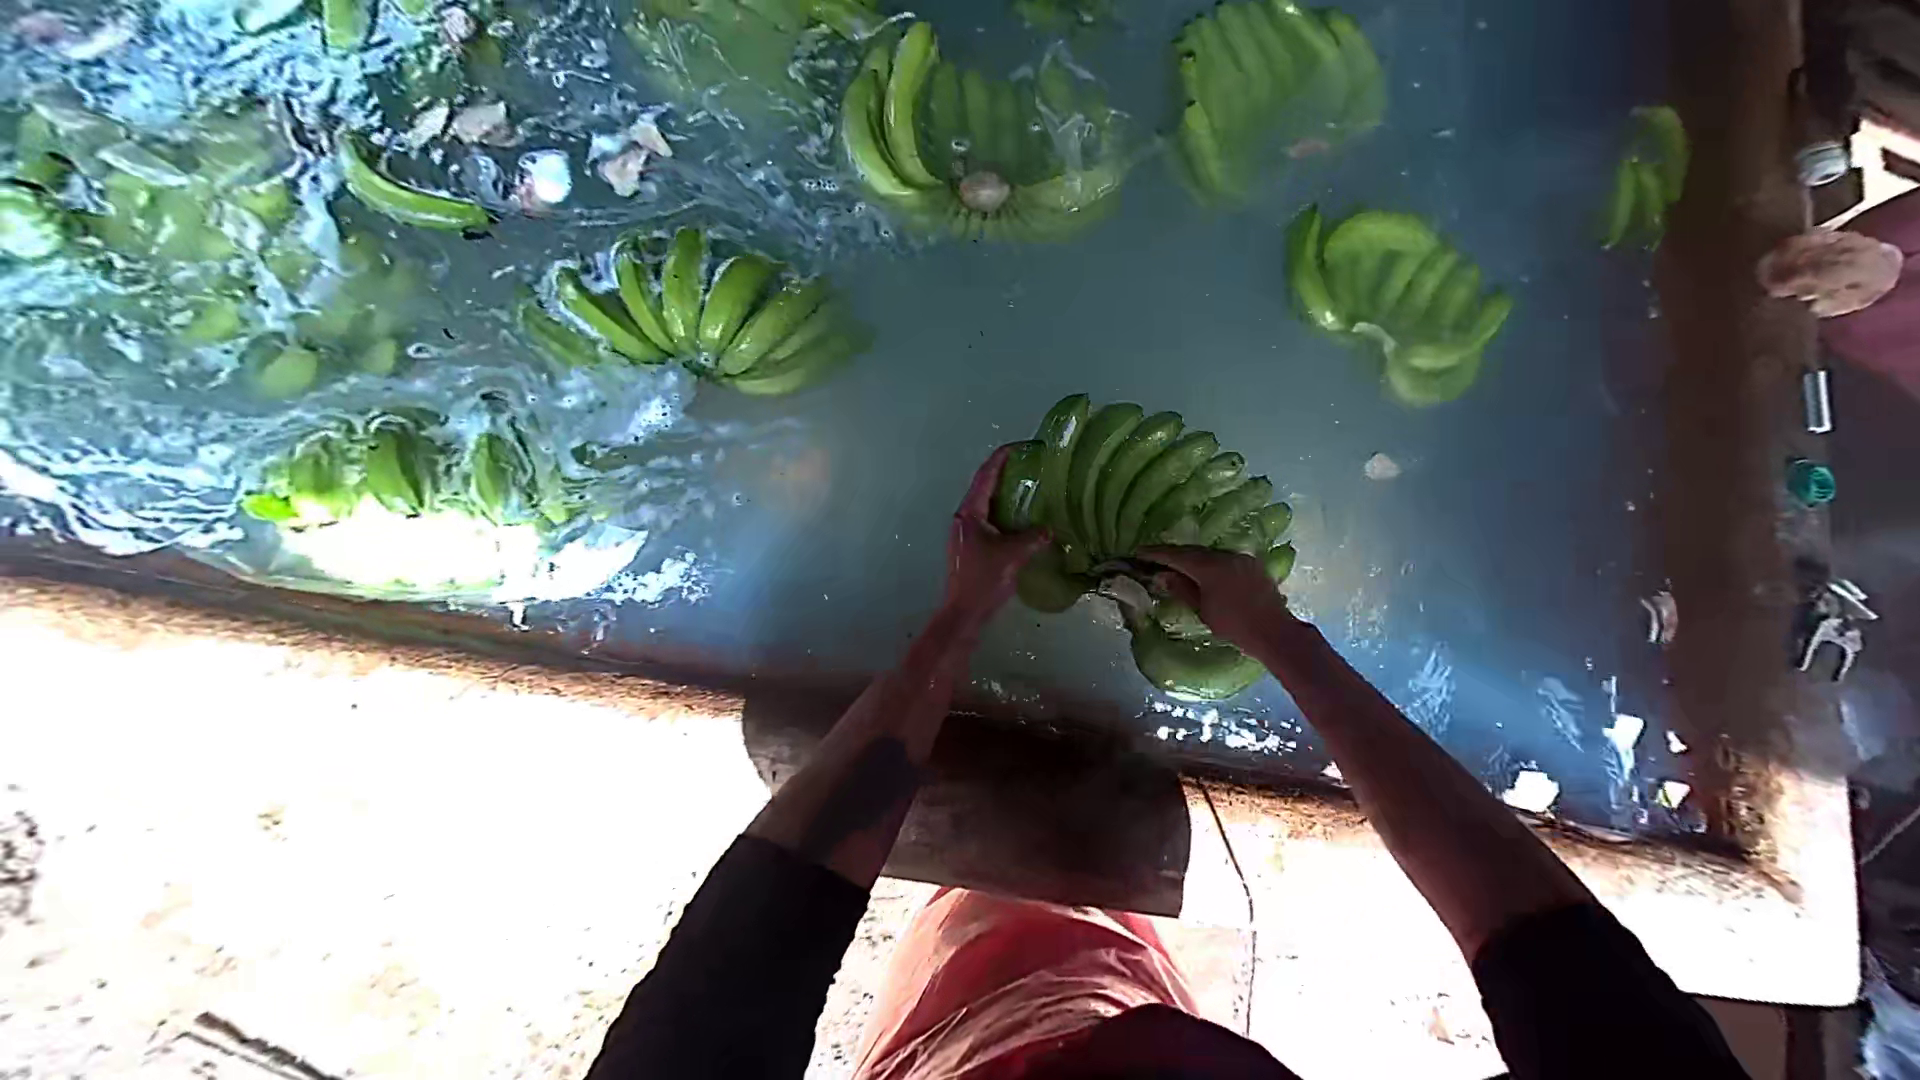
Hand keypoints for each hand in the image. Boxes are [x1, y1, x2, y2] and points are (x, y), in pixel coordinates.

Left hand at [941, 444, 1051, 633]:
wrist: (964, 611)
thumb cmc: (984, 580)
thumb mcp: (1013, 555)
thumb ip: (1033, 538)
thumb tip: (1049, 529)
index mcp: (970, 513)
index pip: (985, 477)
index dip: (1000, 459)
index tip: (1018, 446)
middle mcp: (964, 518)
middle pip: (983, 487)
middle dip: (1003, 473)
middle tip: (1026, 464)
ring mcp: (965, 532)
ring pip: (985, 504)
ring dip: (1003, 493)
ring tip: (1026, 486)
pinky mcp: (969, 545)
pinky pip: (987, 519)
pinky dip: (1003, 511)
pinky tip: (1019, 518)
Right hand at [1137, 544, 1303, 655]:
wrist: (1275, 632)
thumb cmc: (1234, 625)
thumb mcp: (1202, 610)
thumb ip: (1181, 589)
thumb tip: (1162, 575)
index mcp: (1210, 567)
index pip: (1177, 555)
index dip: (1156, 553)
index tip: (1138, 552)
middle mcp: (1225, 556)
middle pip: (1192, 551)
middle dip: (1172, 554)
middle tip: (1153, 557)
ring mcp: (1241, 559)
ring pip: (1209, 554)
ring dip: (1191, 558)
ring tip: (1175, 565)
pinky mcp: (1251, 565)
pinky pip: (1223, 559)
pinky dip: (1208, 563)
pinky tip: (1202, 571)